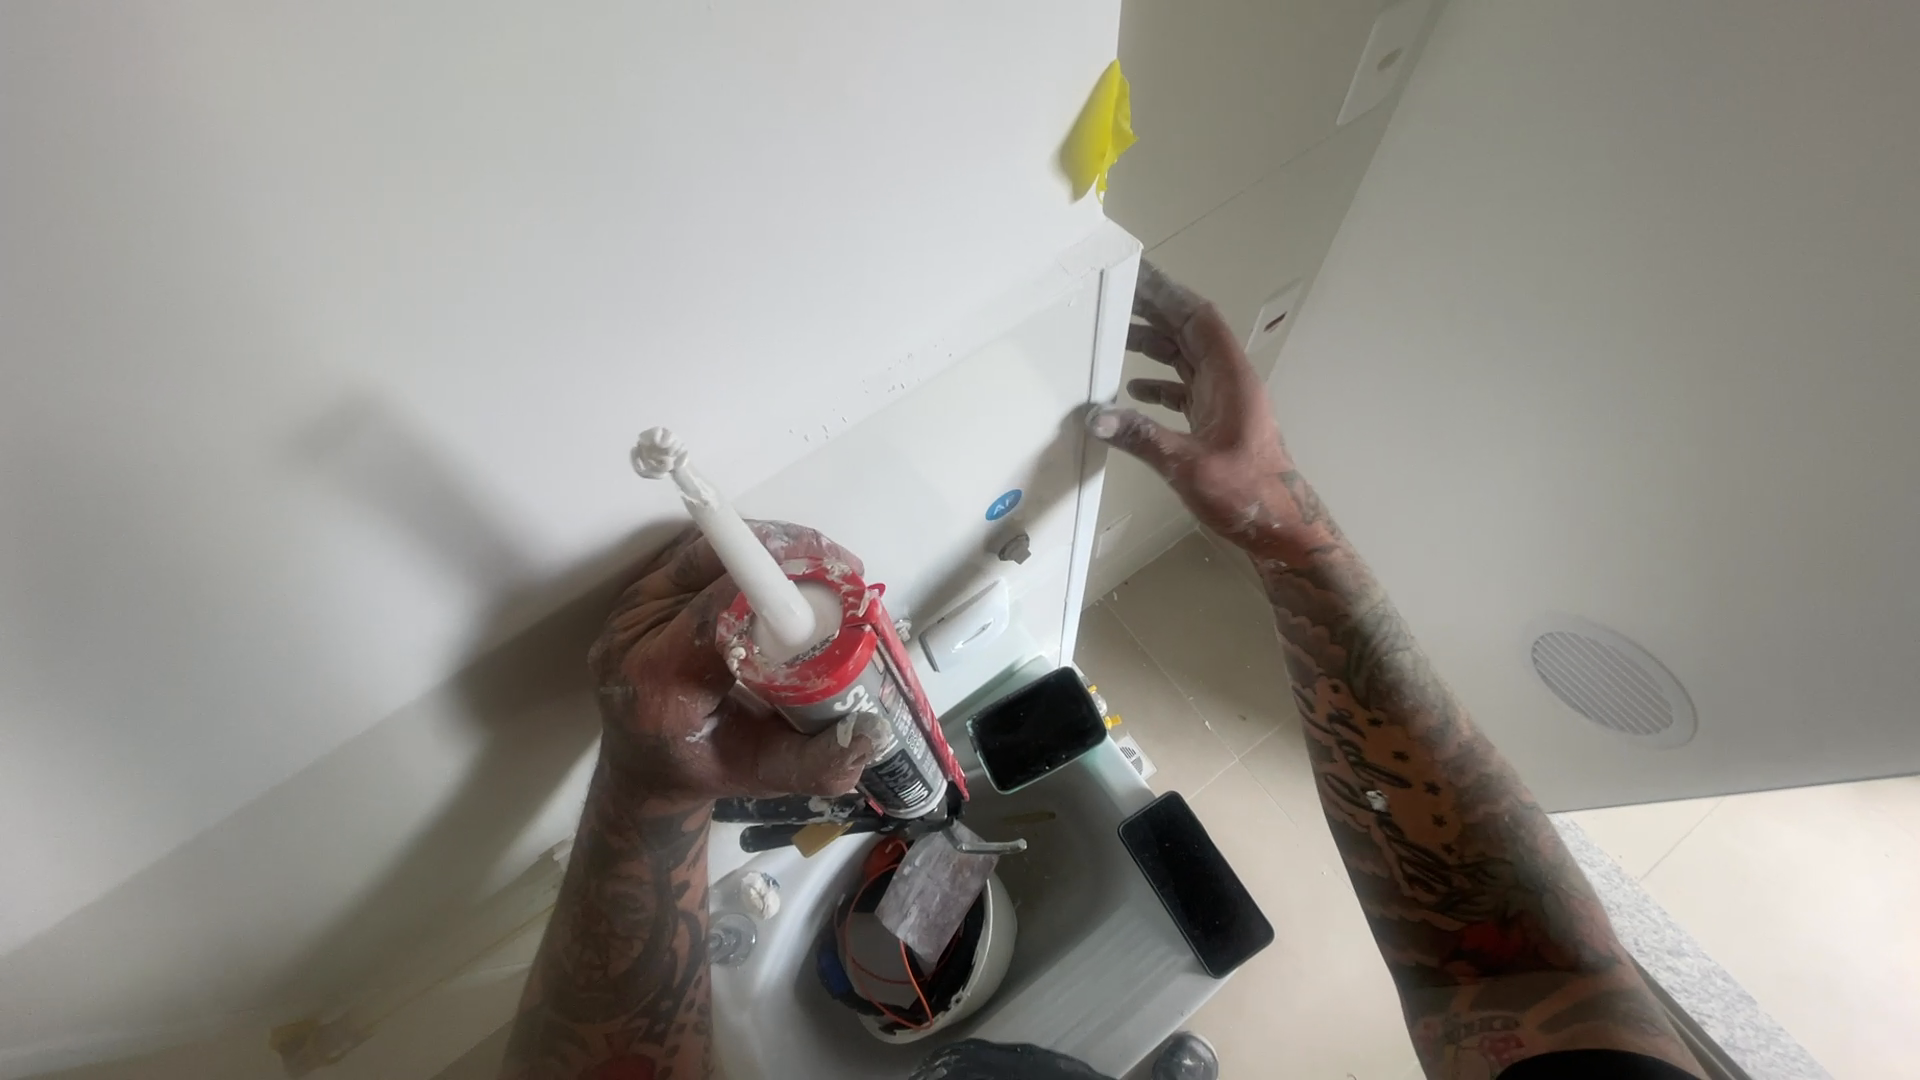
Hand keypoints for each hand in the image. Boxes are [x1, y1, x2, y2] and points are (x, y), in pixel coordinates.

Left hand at [587, 521, 873, 810]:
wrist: (647, 762)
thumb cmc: (702, 766)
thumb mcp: (761, 776)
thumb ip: (816, 763)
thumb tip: (872, 728)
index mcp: (658, 682)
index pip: (715, 615)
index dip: (775, 591)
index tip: (834, 589)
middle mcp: (636, 632)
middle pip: (711, 562)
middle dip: (785, 555)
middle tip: (842, 572)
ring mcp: (638, 602)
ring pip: (711, 545)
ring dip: (773, 546)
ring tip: (825, 568)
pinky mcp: (651, 584)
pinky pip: (706, 549)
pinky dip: (753, 550)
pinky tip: (791, 569)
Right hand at [1088, 261, 1305, 545]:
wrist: (1281, 528)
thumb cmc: (1246, 494)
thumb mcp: (1189, 466)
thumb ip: (1141, 438)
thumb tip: (1093, 416)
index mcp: (1230, 378)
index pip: (1198, 319)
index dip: (1167, 294)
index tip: (1133, 276)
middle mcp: (1227, 381)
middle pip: (1188, 332)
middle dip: (1153, 312)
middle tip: (1113, 298)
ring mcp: (1223, 401)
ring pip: (1185, 359)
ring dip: (1153, 345)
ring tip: (1114, 338)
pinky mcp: (1215, 422)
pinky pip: (1182, 389)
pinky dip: (1157, 384)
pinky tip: (1132, 391)